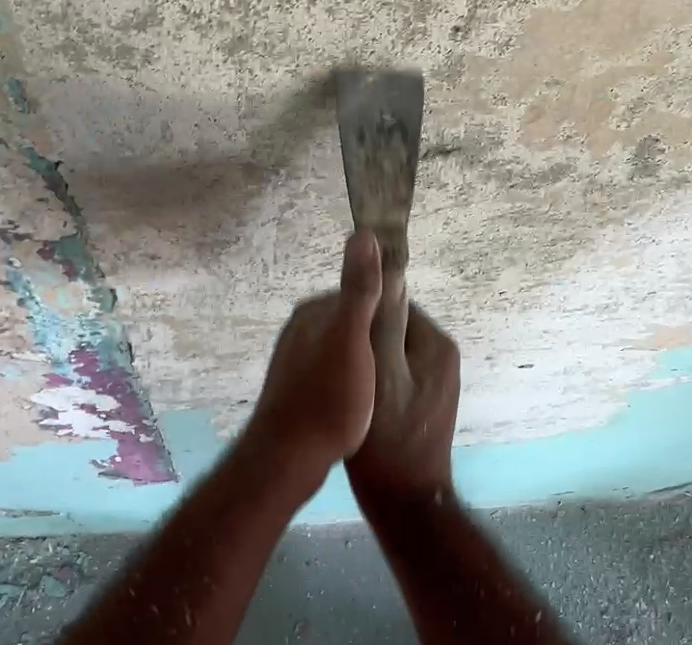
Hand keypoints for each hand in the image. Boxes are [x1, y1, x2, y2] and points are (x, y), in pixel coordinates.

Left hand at [239, 230, 383, 488]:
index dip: (387, 312)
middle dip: (377, 338)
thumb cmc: (328, 398)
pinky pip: (333, 374)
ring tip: (382, 389)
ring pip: (344, 350)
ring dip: (365, 362)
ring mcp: (295, 361)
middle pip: (353, 322)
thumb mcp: (353, 339)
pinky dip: (351, 382)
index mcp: (313, 313)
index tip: (405, 339)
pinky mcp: (295, 389)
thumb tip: (366, 232)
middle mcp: (300, 330)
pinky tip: (360, 405)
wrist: (287, 460)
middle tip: (396, 369)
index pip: (360, 294)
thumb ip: (360, 287)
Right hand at [346, 249, 459, 507]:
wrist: (405, 504)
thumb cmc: (388, 440)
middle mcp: (440, 355)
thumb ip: (382, 320)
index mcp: (435, 343)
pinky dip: (371, 382)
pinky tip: (350, 401)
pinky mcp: (422, 401)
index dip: (359, 316)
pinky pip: (391, 375)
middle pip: (389, 327)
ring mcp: (434, 380)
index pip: (391, 304)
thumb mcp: (379, 373)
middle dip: (361, 340)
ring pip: (387, 352)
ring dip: (363, 362)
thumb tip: (382, 262)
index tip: (334, 339)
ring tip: (339, 384)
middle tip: (333, 365)